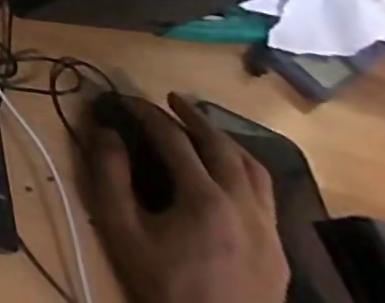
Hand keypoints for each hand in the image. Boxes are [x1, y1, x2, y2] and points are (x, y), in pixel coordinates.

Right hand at [81, 93, 287, 302]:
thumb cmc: (164, 287)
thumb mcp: (123, 231)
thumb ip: (110, 176)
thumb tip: (105, 132)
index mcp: (206, 200)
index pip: (174, 139)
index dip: (147, 113)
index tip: (126, 100)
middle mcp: (245, 207)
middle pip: (222, 147)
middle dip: (194, 118)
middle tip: (170, 99)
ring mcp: (268, 231)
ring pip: (254, 170)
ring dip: (226, 142)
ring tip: (203, 130)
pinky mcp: (279, 253)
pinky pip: (266, 197)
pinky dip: (245, 171)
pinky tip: (228, 176)